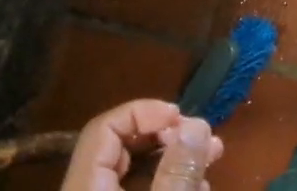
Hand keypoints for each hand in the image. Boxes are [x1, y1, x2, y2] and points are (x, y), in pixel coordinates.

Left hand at [60, 100, 223, 190]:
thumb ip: (177, 173)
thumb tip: (197, 124)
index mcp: (84, 189)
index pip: (103, 128)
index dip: (144, 112)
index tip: (181, 118)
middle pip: (121, 146)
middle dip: (168, 134)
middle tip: (204, 138)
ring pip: (134, 170)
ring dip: (175, 157)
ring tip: (212, 156)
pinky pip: (138, 189)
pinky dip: (168, 180)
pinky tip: (196, 184)